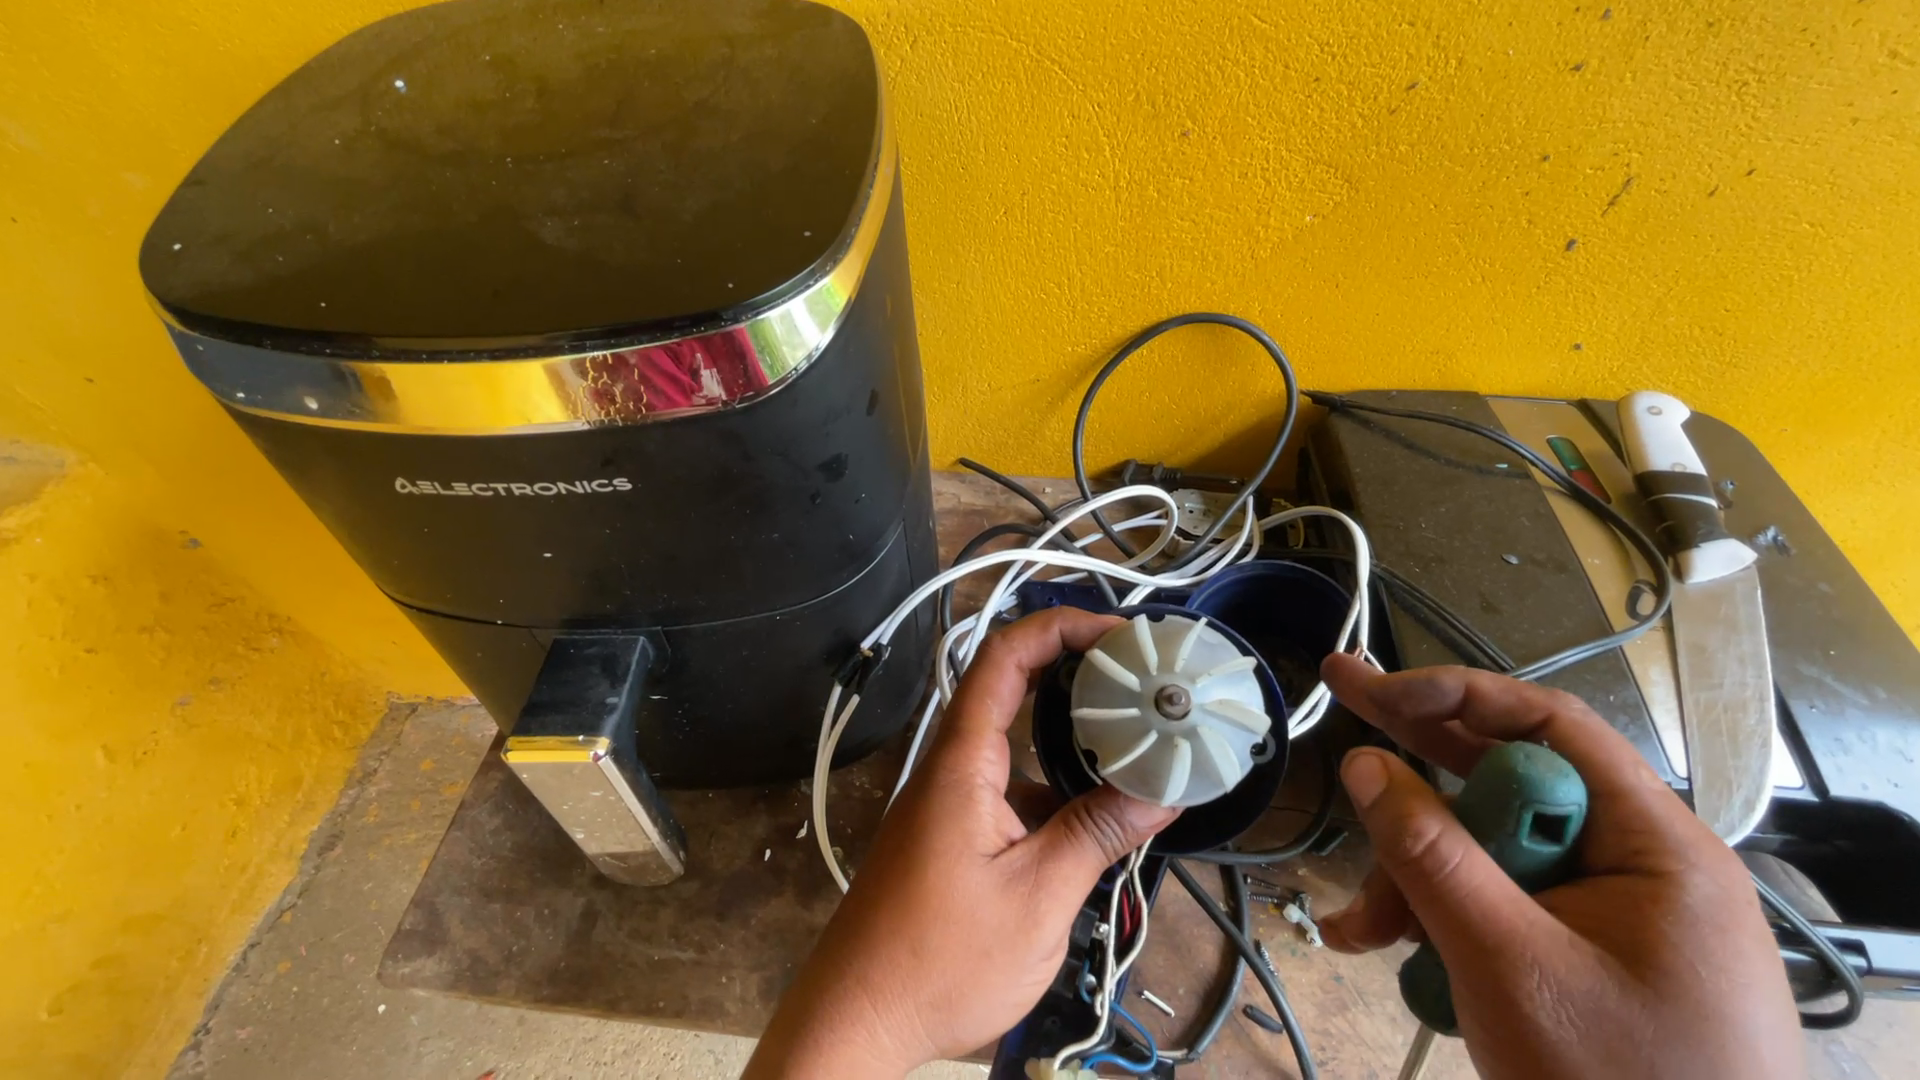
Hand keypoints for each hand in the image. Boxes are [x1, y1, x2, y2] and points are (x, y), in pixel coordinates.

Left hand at [744, 608, 1180, 1078]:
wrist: (860, 1015)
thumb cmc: (938, 959)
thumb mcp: (1036, 899)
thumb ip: (1096, 835)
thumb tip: (1158, 791)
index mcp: (962, 761)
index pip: (1006, 657)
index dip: (1060, 627)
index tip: (1119, 632)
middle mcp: (953, 764)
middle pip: (1012, 684)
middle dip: (1075, 667)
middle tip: (1139, 672)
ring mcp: (952, 797)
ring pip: (1015, 737)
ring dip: (1069, 726)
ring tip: (1133, 726)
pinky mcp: (957, 829)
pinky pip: (1012, 782)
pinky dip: (1056, 779)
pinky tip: (1101, 802)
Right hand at [1317, 653, 1801, 1079]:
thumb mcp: (1508, 965)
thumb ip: (1432, 856)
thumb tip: (1362, 762)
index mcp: (1653, 845)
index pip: (1550, 726)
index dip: (1457, 696)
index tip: (1376, 691)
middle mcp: (1631, 860)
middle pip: (1505, 776)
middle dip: (1414, 760)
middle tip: (1339, 694)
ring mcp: (1601, 906)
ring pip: (1483, 848)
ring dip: (1411, 876)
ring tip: (1362, 928)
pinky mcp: (1575, 947)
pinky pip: (1491, 899)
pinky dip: (1434, 915)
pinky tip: (1385, 947)